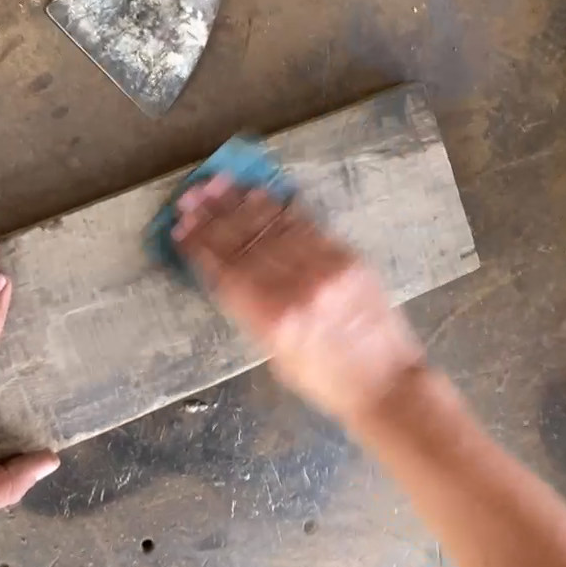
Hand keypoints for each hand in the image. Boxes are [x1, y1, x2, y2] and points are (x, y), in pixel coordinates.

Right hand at [171, 177, 425, 421]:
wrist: (385, 383)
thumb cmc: (325, 381)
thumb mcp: (273, 356)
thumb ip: (250, 313)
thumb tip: (224, 274)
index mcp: (272, 319)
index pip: (226, 270)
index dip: (199, 246)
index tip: (180, 228)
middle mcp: (296, 287)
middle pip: (244, 242)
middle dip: (212, 216)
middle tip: (190, 197)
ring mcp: (324, 267)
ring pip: (271, 226)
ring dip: (239, 202)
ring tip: (215, 184)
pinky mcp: (346, 256)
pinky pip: (304, 224)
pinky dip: (276, 207)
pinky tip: (256, 193)